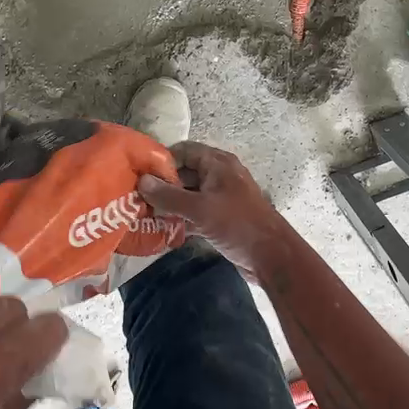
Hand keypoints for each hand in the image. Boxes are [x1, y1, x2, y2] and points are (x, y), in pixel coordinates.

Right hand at [136, 141, 297, 276]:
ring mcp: (221, 198)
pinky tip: (161, 230)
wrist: (271, 257)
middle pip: (185, 173)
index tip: (139, 173)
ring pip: (189, 195)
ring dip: (170, 204)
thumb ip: (169, 196)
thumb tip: (141, 181)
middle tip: (137, 196)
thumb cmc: (237, 224)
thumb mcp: (200, 209)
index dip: (162, 160)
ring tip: (143, 213)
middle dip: (162, 184)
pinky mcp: (222, 219)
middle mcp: (219, 175)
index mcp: (218, 163)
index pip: (184, 151)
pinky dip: (181, 219)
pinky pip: (196, 213)